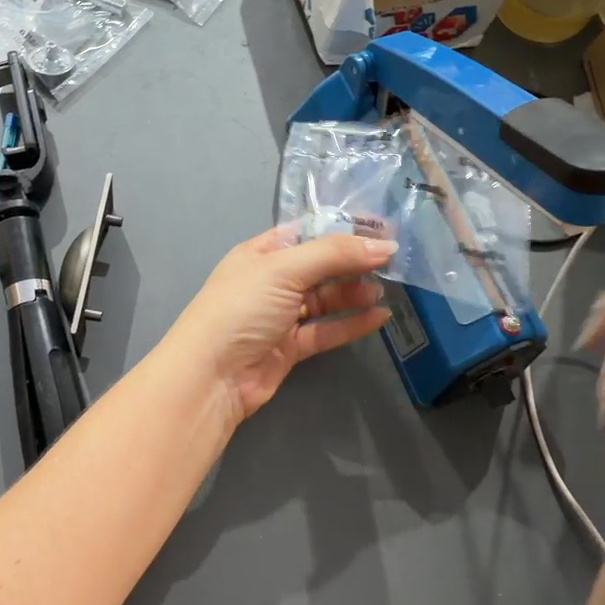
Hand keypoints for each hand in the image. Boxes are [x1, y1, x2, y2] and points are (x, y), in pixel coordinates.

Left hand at [160, 227, 397, 421]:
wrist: (212, 376)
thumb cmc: (241, 309)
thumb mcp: (284, 270)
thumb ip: (335, 254)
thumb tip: (385, 244)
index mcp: (260, 254)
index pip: (305, 233)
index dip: (340, 230)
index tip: (380, 229)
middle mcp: (270, 281)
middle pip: (319, 266)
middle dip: (352, 262)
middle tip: (392, 261)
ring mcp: (280, 316)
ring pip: (325, 299)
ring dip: (353, 293)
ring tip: (384, 289)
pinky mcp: (290, 347)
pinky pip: (326, 330)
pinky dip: (351, 323)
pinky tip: (379, 316)